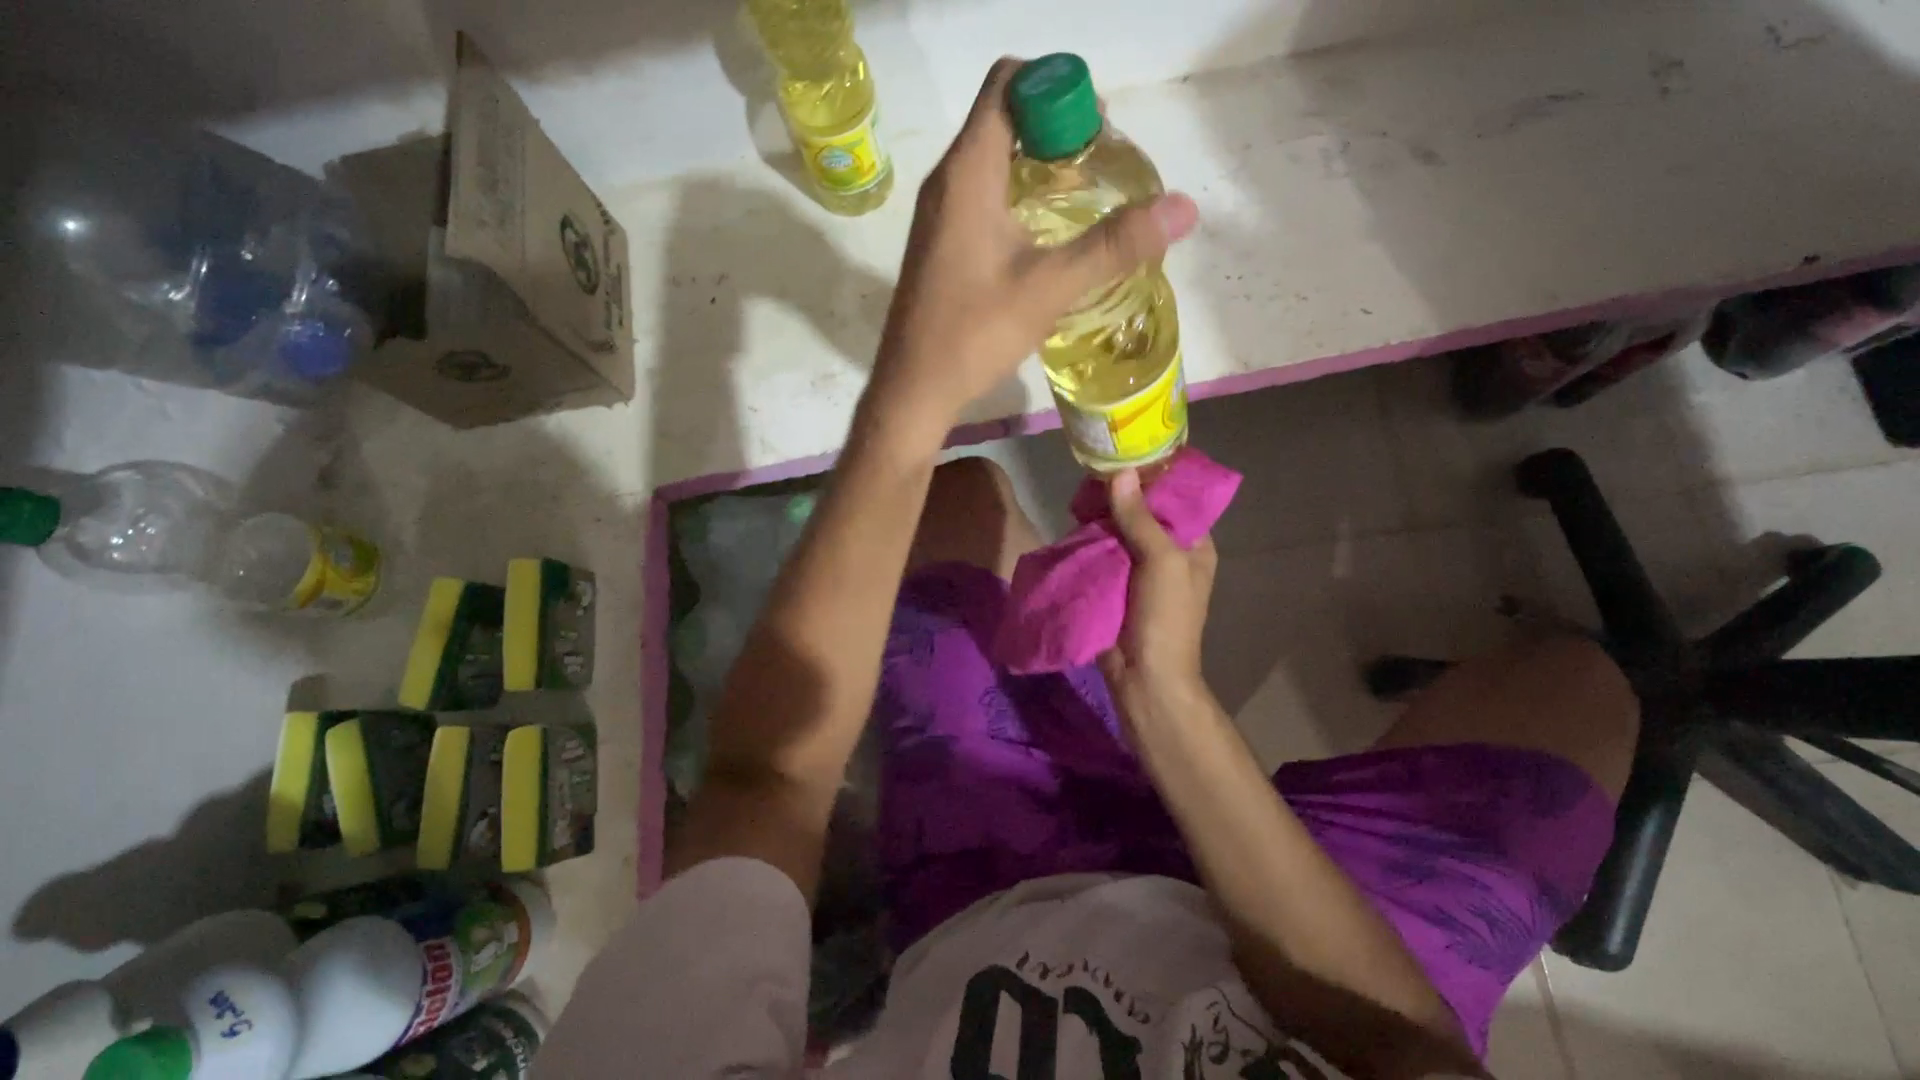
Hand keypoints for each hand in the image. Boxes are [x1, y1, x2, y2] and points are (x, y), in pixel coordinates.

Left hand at [867, 58, 1199, 435]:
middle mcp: (948, 179)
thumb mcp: (1049, 287)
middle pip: (1005, 115)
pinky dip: (1020, 192)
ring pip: (994, 156)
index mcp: (968, 172)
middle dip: (1058, 124)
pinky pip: (984, 191)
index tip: (1098, 127)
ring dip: (1040, 161)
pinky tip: (1050, 232)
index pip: (1008, 83)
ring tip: (1087, 194)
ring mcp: (941, 211)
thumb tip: (1182, 207)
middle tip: (1103, 163)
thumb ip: (1114, 245)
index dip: (1057, 87)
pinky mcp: (942, 240)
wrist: (913, 387)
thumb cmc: (973, 333)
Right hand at [1097, 467, 1217, 719]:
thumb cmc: (1166, 618)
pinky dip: (1084, 540)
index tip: (1124, 454)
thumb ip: (1139, 517)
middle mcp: (1166, 551)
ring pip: (1115, 530)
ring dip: (1097, 518)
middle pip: (1141, 510)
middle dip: (1117, 495)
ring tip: (1075, 497)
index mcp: (1193, 543)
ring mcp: (1137, 568)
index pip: (1175, 497)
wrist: (1144, 677)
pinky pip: (1097, 552)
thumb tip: (1120, 473)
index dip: (1153, 476)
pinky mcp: (1111, 583)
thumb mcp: (1161, 561)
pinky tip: (1067, 525)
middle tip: (1090, 475)